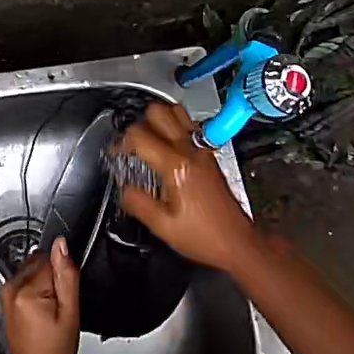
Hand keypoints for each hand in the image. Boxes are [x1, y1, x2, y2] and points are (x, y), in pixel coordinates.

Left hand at [0, 236, 80, 353]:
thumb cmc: (54, 353)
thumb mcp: (70, 312)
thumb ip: (67, 274)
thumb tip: (62, 244)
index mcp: (28, 291)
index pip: (51, 257)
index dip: (63, 273)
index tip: (65, 293)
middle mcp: (12, 287)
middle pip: (41, 260)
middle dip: (53, 276)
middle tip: (59, 304)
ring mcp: (7, 292)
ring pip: (35, 268)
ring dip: (45, 282)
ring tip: (51, 310)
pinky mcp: (7, 296)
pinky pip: (28, 279)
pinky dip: (37, 289)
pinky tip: (42, 310)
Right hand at [115, 101, 259, 272]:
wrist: (237, 241)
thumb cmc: (206, 236)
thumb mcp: (162, 226)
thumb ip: (138, 203)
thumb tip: (124, 189)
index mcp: (176, 166)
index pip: (140, 135)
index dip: (122, 141)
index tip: (117, 151)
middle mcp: (190, 151)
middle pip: (159, 112)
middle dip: (139, 123)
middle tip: (132, 142)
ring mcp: (202, 149)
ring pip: (176, 112)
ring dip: (158, 119)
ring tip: (148, 138)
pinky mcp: (209, 154)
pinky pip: (189, 126)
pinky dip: (174, 126)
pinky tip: (168, 145)